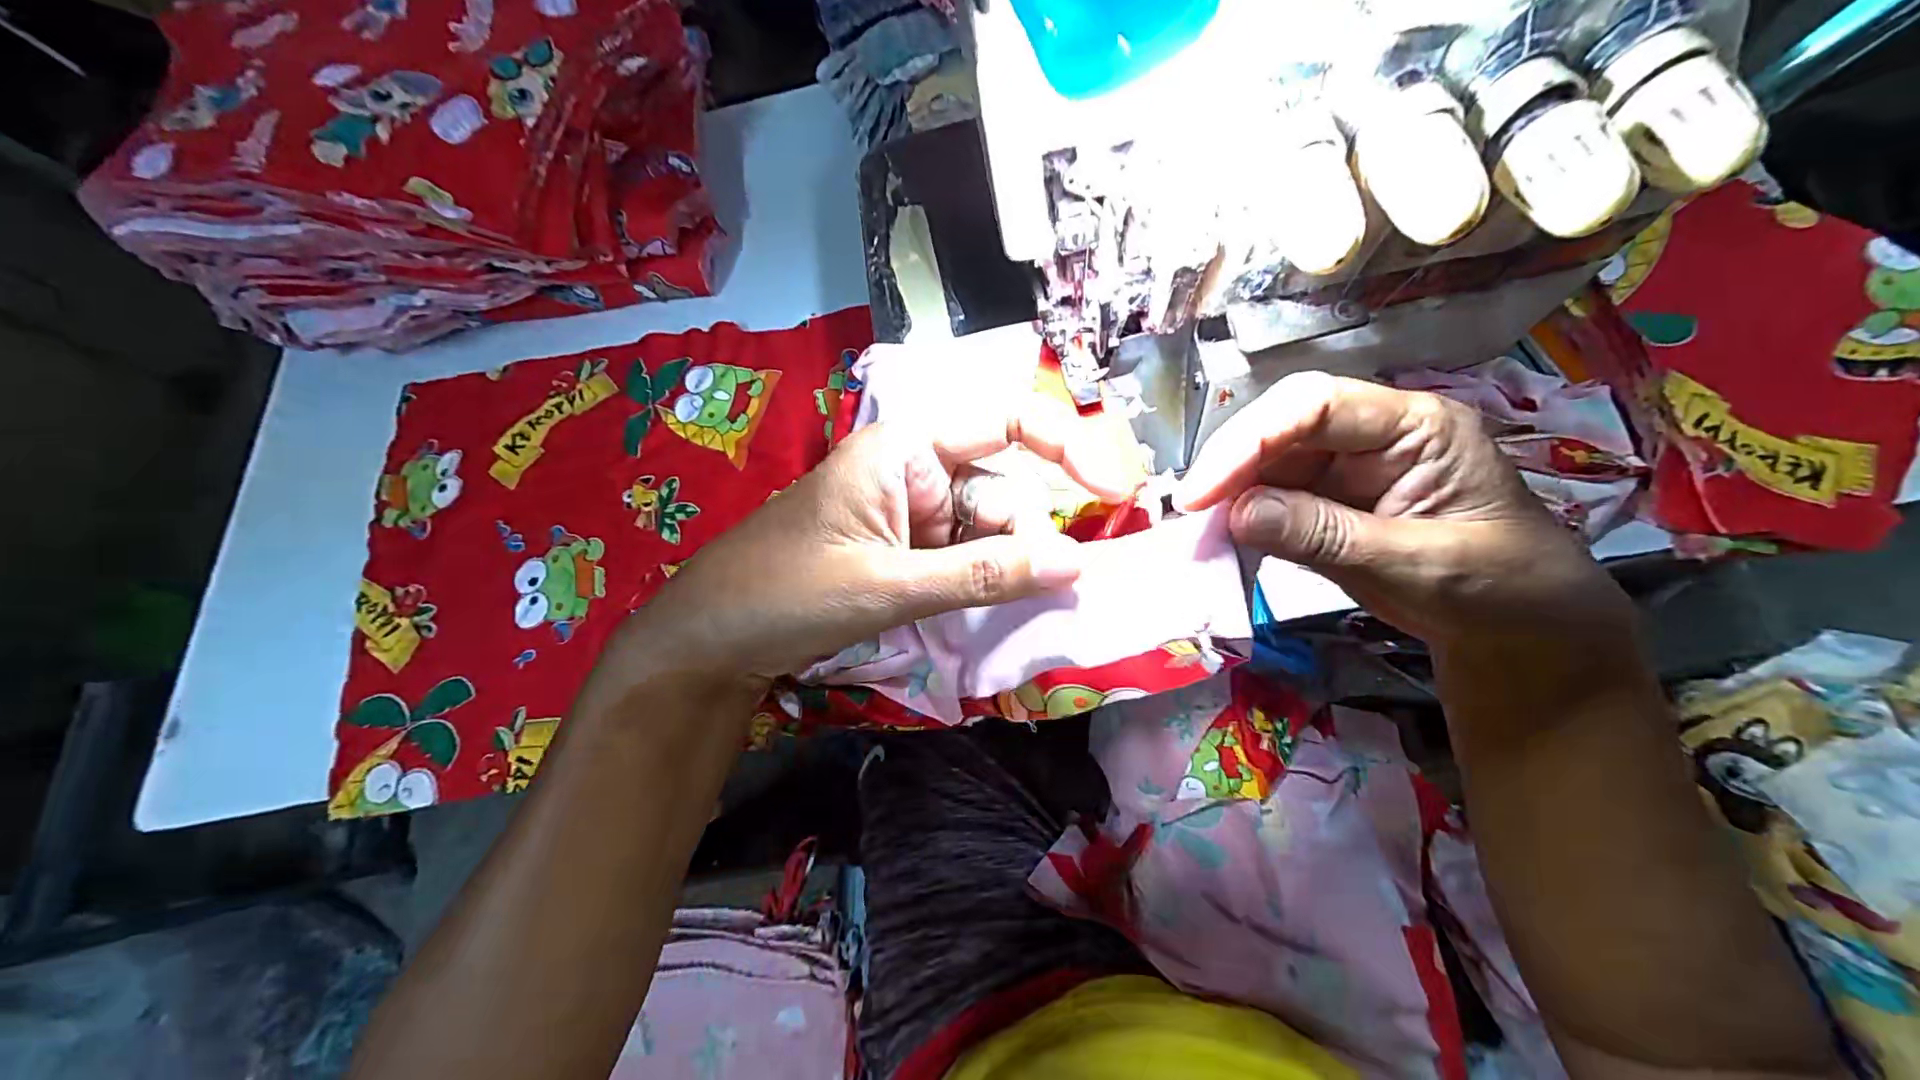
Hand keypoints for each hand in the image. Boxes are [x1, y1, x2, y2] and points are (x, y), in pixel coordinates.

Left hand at [611, 397, 1140, 687]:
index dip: (1066, 444)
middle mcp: (913, 471)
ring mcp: (909, 515)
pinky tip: (983, 609)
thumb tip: (1075, 564)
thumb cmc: (785, 593)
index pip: (1003, 422)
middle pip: (1002, 491)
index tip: (1114, 487)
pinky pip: (963, 559)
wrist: (711, 638)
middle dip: (1024, 539)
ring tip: (985, 609)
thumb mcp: (889, 584)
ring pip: (987, 532)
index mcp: (904, 449)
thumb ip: (983, 574)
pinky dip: (981, 582)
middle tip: (1042, 587)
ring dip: (1003, 568)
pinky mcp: (903, 552)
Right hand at [1176, 372, 1635, 666]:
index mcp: (1415, 427)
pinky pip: (1269, 496)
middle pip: (1281, 424)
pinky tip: (1222, 537)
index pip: (1316, 407)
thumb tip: (1237, 514)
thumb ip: (1326, 535)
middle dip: (1231, 462)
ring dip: (1228, 492)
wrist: (1522, 631)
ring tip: (1198, 530)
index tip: (1202, 493)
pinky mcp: (1326, 500)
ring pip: (1267, 460)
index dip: (1250, 441)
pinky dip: (1240, 517)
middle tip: (1189, 511)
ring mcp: (1346, 467)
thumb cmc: (1497, 589)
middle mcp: (1372, 434)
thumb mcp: (1417, 564)